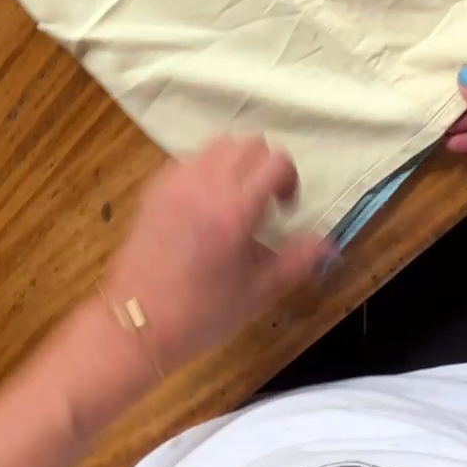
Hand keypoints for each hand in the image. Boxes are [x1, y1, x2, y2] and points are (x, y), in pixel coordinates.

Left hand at [101, 137, 335, 372]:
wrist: (137, 323)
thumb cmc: (201, 313)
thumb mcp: (258, 292)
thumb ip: (298, 260)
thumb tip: (330, 243)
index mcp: (235, 207)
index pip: (276, 161)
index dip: (290, 180)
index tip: (285, 208)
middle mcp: (206, 182)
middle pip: (250, 143)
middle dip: (266, 165)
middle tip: (266, 200)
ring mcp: (177, 180)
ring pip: (219, 144)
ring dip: (237, 162)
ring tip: (236, 198)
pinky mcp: (155, 186)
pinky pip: (191, 158)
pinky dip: (208, 168)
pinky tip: (206, 203)